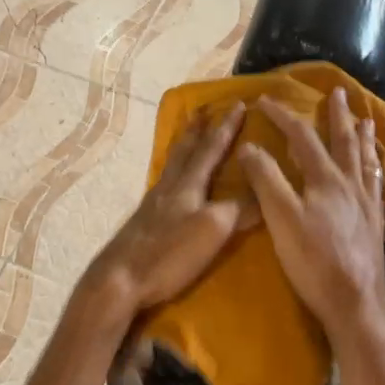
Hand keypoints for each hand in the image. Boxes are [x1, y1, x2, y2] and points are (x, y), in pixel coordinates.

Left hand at [82, 103, 256, 325]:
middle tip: (202, 111)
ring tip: (187, 138)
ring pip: (172, 166)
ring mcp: (153, 204)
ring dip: (183, 148)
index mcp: (187, 184)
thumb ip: (238, 209)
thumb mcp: (213, 229)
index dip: (226, 128)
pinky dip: (174, 172)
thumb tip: (264, 193)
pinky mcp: (145, 223)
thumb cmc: (169, 252)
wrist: (120, 279)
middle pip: (184, 151)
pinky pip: (165, 184)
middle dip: (196, 130)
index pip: (211, 149)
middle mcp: (169, 187)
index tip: (239, 105)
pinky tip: (173, 183)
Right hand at [237, 87, 384, 342]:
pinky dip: (375, 169)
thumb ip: (266, 179)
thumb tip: (249, 146)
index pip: (303, 137)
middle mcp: (350, 184)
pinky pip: (377, 185)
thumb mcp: (281, 218)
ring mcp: (367, 205)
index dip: (284, 116)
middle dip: (338, 115)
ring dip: (363, 138)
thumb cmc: (314, 262)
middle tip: (340, 92)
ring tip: (367, 122)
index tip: (266, 99)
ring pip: (366, 160)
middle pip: (345, 141)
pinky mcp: (375, 225)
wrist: (355, 305)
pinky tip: (376, 171)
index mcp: (326, 179)